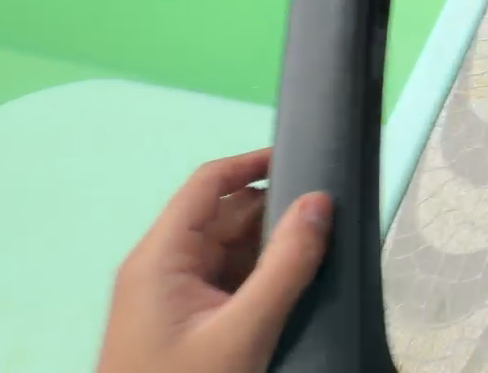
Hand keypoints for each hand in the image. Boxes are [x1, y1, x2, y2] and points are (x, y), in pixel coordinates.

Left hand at [97, 148, 332, 372]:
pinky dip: (266, 274)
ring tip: (315, 259)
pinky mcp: (188, 318)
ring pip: (237, 245)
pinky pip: (234, 276)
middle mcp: (164, 266)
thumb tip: (320, 199)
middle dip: (278, 214)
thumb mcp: (244, 330)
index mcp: (161, 257)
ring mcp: (174, 294)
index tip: (309, 157)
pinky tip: (294, 287)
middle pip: (230, 213)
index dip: (256, 162)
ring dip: (275, 248)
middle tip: (326, 225)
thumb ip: (288, 262)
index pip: (210, 182)